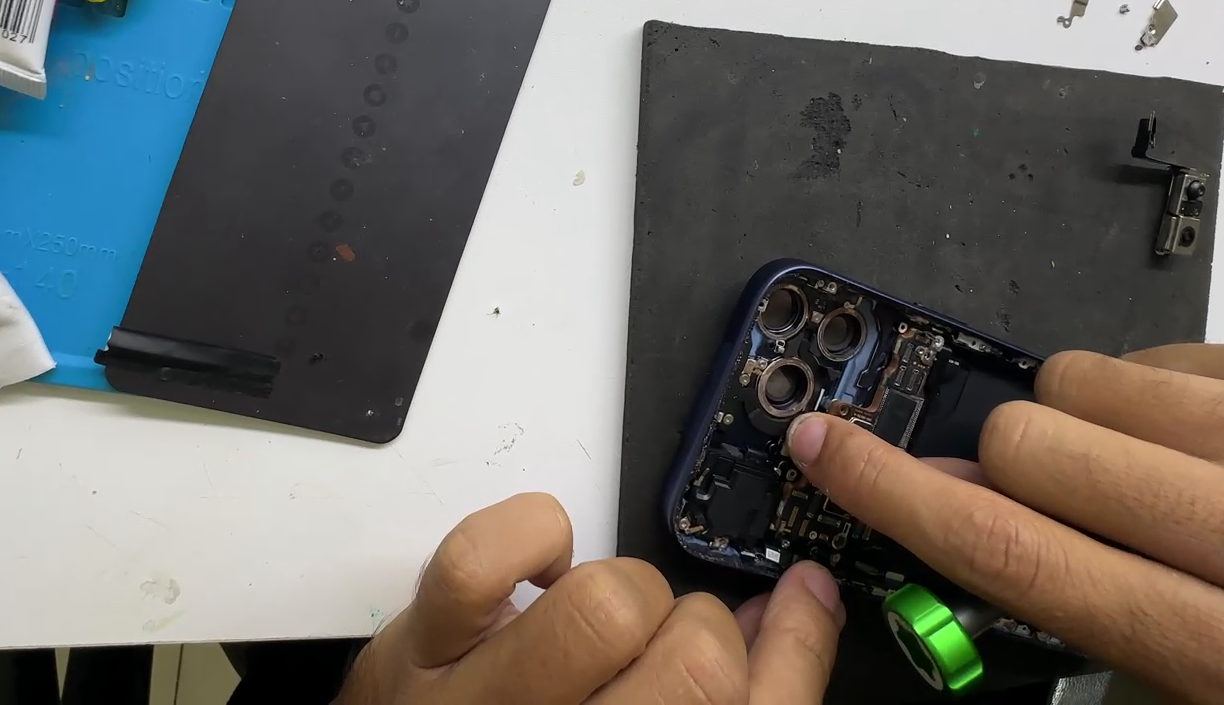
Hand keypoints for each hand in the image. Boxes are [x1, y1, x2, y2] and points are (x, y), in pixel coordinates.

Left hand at [336, 492, 843, 703]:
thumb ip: (749, 688)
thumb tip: (802, 600)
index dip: (779, 653)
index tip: (786, 610)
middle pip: (691, 664)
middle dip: (697, 633)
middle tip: (662, 646)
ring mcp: (476, 703)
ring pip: (599, 605)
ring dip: (623, 591)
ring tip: (598, 622)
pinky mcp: (422, 641)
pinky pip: (483, 556)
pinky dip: (532, 536)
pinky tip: (542, 571)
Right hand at [785, 344, 1223, 703]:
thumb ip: (1115, 633)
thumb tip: (992, 523)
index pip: (1011, 549)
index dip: (891, 490)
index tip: (825, 443)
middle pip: (1029, 440)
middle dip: (1016, 462)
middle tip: (1070, 501)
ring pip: (1080, 380)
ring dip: (1085, 425)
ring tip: (1161, 472)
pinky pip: (1164, 354)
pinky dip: (1163, 396)